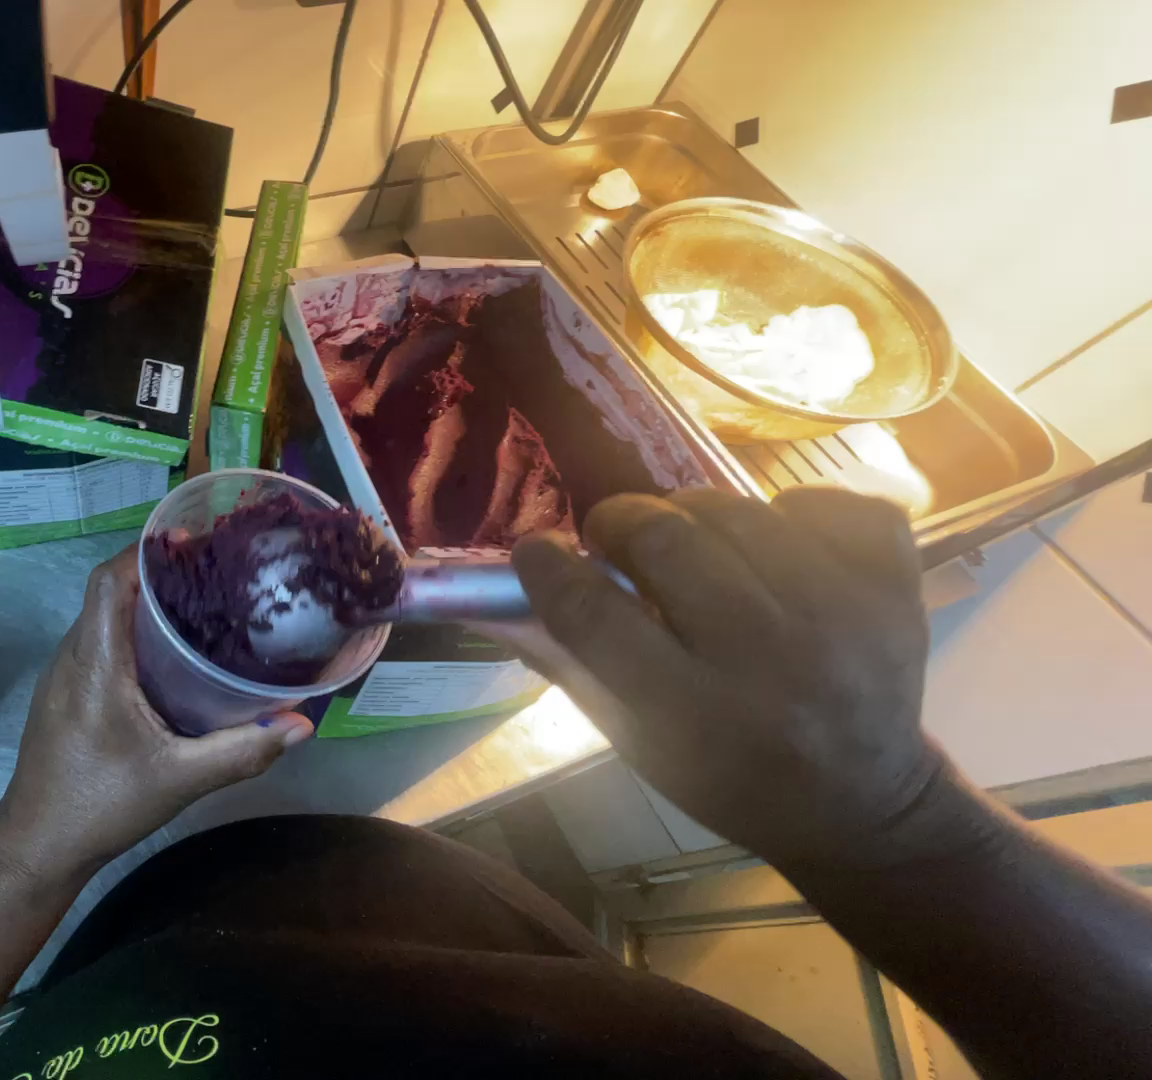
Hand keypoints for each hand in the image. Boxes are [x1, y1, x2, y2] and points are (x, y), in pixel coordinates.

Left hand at [0, 546, 312, 876]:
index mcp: (95, 664)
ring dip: (142, 603)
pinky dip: (131, 630)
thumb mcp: (178, 779)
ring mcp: (63, 674)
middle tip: (210, 573)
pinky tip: (168, 653)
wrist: (37, 845)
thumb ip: (240, 751)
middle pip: (108, 592)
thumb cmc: (100, 805)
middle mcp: (72, 656)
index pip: (107, 582)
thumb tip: (301, 726)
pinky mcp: (65, 691)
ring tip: (197, 604)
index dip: (143, 553)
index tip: (189, 542)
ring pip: (102, 617)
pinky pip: (98, 641)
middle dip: (155, 574)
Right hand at [499, 487, 958, 872]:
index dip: (545, 567)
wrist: (861, 804)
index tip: (532, 552)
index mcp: (688, 706)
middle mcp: (766, 654)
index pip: (592, 611)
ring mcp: (841, 613)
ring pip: (732, 509)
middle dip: (616, 523)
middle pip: (663, 538)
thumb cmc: (717, 774)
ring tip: (687, 550)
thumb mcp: (623, 731)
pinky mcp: (895, 587)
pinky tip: (771, 550)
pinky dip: (788, 513)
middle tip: (610, 543)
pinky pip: (828, 503)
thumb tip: (486, 601)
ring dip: (689, 518)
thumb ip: (558, 659)